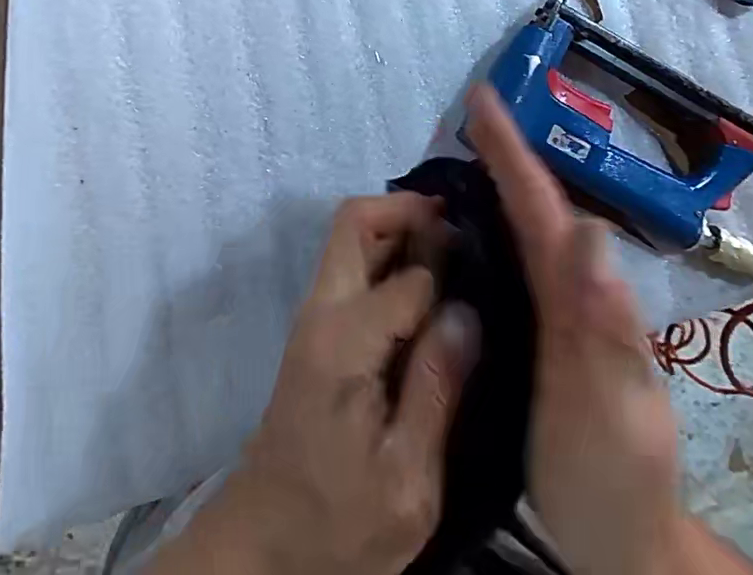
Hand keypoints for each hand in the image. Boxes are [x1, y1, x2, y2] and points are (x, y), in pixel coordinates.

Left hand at [159, 193, 479, 574]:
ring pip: (354, 237)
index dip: (454, 274)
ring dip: (405, 228)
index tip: (492, 281)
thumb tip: (467, 311)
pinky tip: (437, 286)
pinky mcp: (322, 332)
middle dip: (414, 211)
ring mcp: (316, 319)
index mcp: (343, 344)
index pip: (411, 276)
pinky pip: (358, 265)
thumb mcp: (405, 482)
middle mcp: (322, 314)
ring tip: (462, 253)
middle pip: (357, 221)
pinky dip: (396, 253)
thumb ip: (437, 390)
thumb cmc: (335, 528)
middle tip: (469, 236)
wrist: (260, 553)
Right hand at [465, 84, 686, 574]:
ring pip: (531, 233)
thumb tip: (589, 229)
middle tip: (470, 117)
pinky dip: (500, 234)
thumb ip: (603, 326)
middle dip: (508, 158)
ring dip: (504, 188)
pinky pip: (520, 267)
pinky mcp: (546, 337)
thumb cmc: (614, 474)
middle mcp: (576, 292)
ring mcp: (563, 314)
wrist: (621, 533)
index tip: (486, 101)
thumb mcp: (612, 406)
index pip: (546, 211)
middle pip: (539, 210)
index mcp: (584, 297)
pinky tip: (476, 232)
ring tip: (466, 156)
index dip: (515, 153)